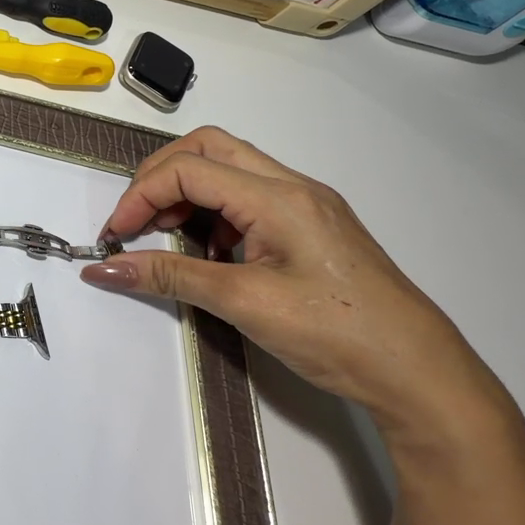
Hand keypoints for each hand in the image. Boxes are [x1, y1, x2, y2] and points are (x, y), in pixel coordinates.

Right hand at [80, 127, 509, 440]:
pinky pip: (249, 196)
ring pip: (229, 168)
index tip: (117, 237)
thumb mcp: (242, 304)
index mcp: (279, 198)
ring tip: (169, 237)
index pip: (188, 169)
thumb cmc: (335, 334)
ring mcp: (308, 205)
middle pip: (208, 147)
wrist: (422, 376)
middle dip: (160, 177)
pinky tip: (211, 253)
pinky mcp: (313, 227)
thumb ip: (168, 277)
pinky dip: (214, 212)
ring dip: (187, 193)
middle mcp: (295, 188)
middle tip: (137, 220)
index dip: (140, 196)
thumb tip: (102, 269)